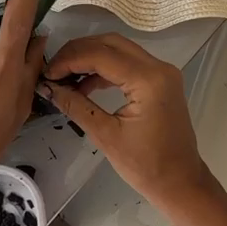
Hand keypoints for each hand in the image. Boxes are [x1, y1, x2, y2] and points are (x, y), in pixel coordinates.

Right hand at [41, 34, 219, 213]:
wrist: (180, 182)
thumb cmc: (145, 165)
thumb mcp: (105, 135)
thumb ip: (76, 105)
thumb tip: (47, 87)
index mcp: (148, 80)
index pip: (101, 55)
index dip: (70, 60)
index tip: (47, 74)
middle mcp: (159, 67)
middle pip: (111, 43)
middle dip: (78, 52)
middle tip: (53, 70)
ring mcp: (162, 72)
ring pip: (119, 50)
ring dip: (91, 58)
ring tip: (64, 77)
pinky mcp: (161, 81)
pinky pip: (128, 63)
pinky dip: (105, 69)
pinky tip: (84, 85)